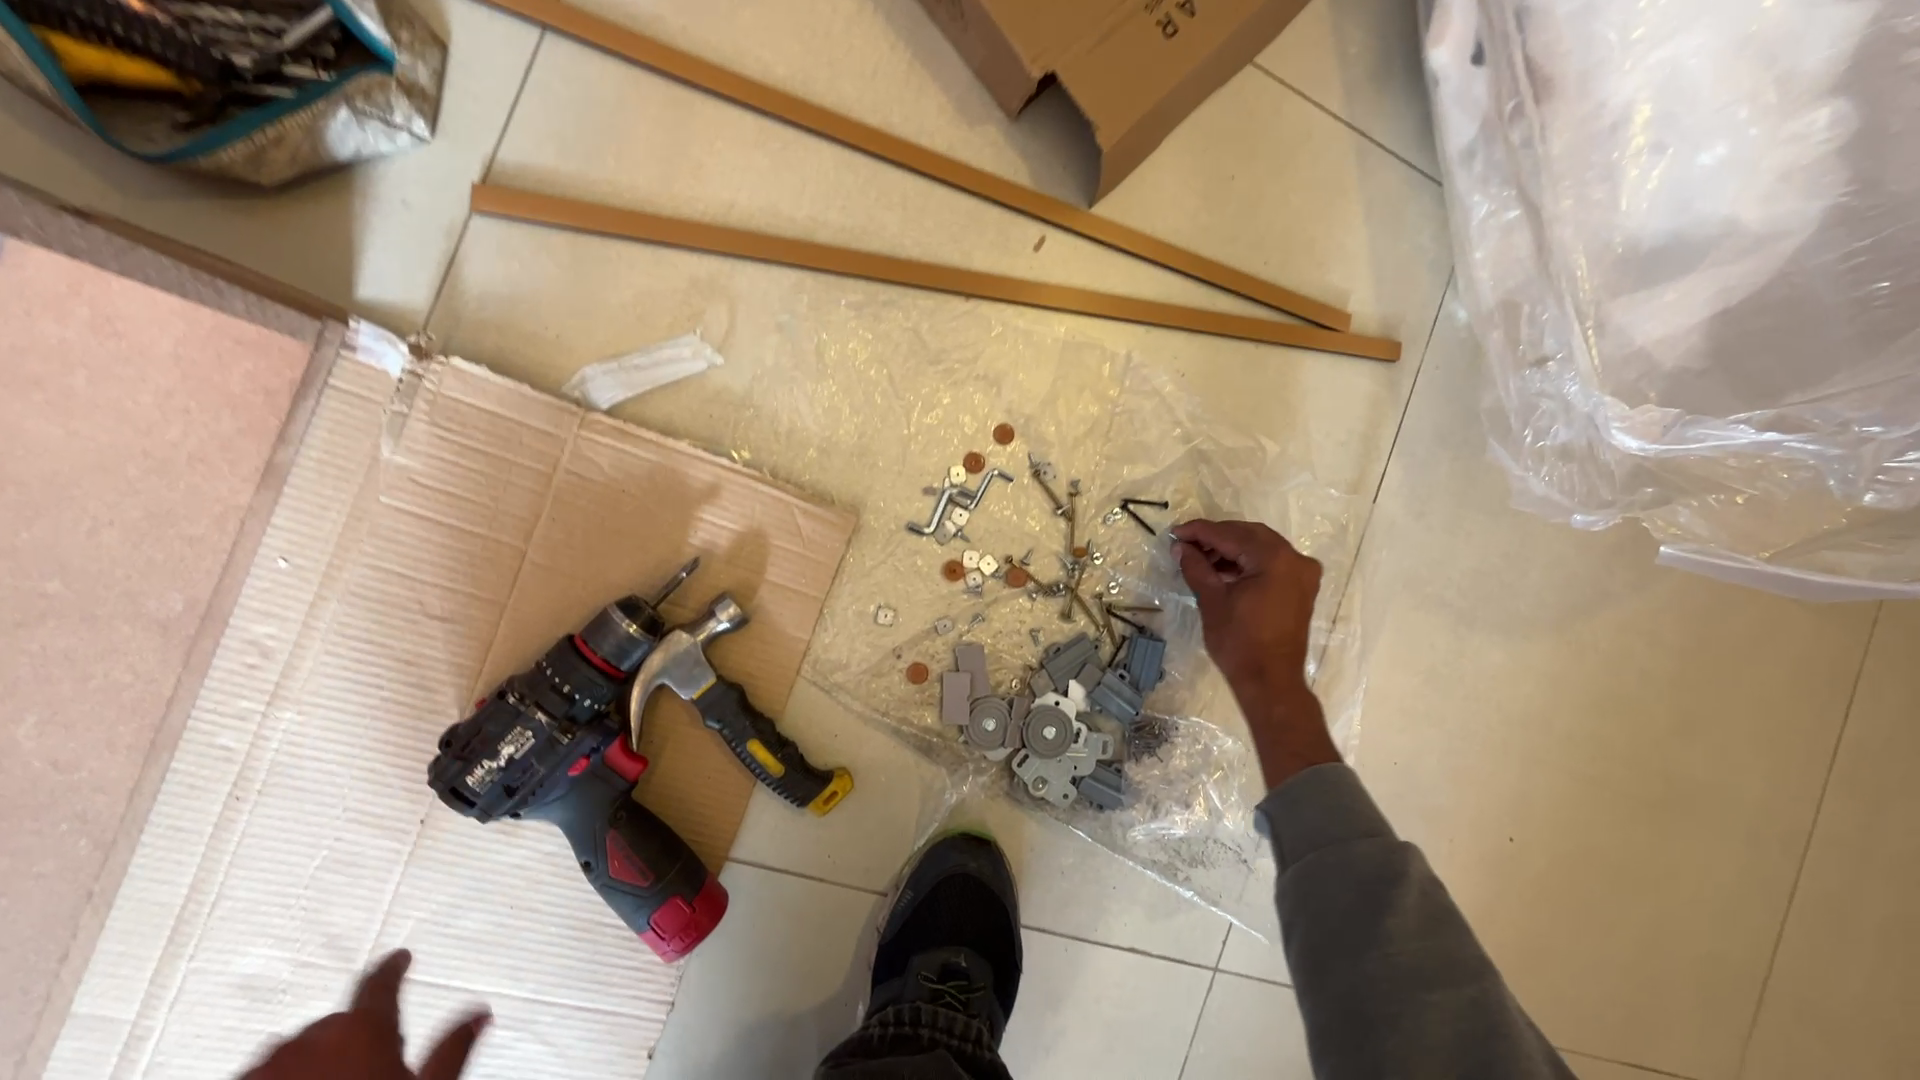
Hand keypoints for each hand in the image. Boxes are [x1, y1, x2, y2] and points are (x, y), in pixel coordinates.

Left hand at [240, 950, 488, 1079]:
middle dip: (356, 1036)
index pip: (380, 982)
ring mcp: (265, 1069)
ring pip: (297, 1050)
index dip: (392, 968)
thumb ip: (451, 1049)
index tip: (398, 960)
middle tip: (372, 1064)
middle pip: (339, 1022)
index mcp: (362, 1031)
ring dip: (315, 1061)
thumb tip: (478, 1016)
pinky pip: (264, 1074)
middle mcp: (310, 1040)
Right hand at [1172, 519, 1339, 787]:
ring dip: (1231, 550)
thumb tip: (1181, 547)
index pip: (1231, 535)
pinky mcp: (1301, 588)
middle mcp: (1295, 559)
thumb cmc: (1239, 642)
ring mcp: (1303, 574)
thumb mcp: (1212, 600)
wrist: (1270, 682)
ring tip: (1201, 559)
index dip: (1200, 532)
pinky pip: (1271, 564)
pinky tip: (1223, 571)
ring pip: (1261, 548)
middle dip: (1216, 538)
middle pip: (1249, 536)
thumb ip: (1197, 567)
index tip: (1175, 532)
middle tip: (1186, 544)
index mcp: (1275, 559)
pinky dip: (1247, 563)